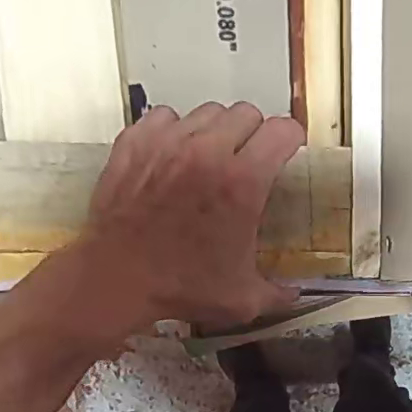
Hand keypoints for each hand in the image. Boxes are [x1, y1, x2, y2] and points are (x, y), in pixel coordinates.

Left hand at [68, 102, 302, 327]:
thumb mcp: (241, 299)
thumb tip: (295, 294)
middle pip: (246, 114)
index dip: (290, 141)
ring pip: (206, 112)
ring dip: (215, 131)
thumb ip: (277, 294)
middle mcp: (207, 152)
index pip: (282, 131)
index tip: (286, 154)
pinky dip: (174, 131)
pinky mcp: (135, 143)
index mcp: (242, 182)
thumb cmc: (182, 289)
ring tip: (209, 158)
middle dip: (254, 134)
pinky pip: (164, 117)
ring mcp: (167, 143)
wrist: (117, 280)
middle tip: (247, 161)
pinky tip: (173, 156)